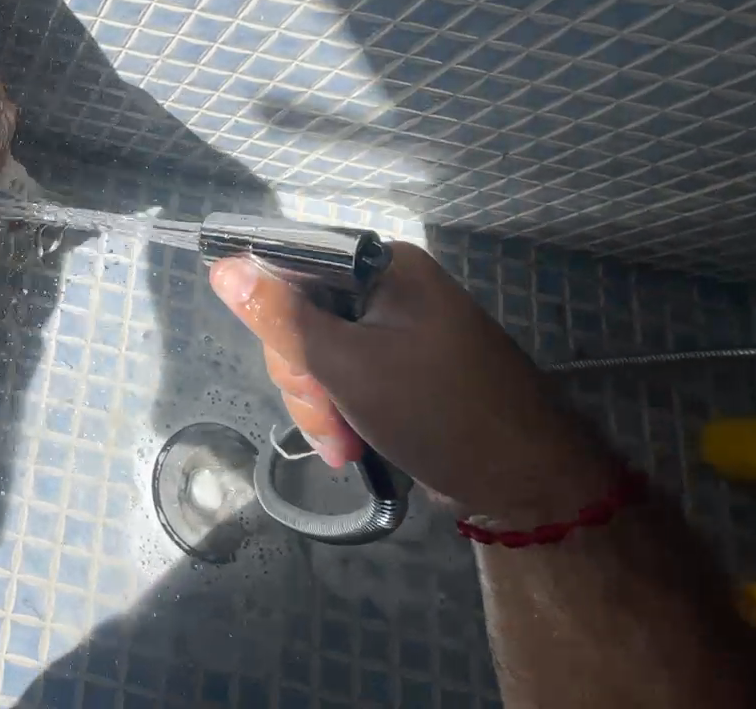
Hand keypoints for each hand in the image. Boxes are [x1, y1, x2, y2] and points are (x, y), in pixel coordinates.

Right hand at [211, 242, 621, 521]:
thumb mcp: (346, 364)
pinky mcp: (401, 363)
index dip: (274, 319)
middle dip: (302, 376)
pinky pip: (341, 372)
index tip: (293, 371)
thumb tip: (222, 267)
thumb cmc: (440, 413)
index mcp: (382, 267)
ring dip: (317, 402)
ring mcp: (396, 327)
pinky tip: (348, 441)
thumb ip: (280, 316)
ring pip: (315, 351)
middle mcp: (388, 288)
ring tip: (341, 443)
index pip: (289, 269)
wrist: (533, 488)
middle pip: (299, 315)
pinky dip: (336, 408)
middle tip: (326, 418)